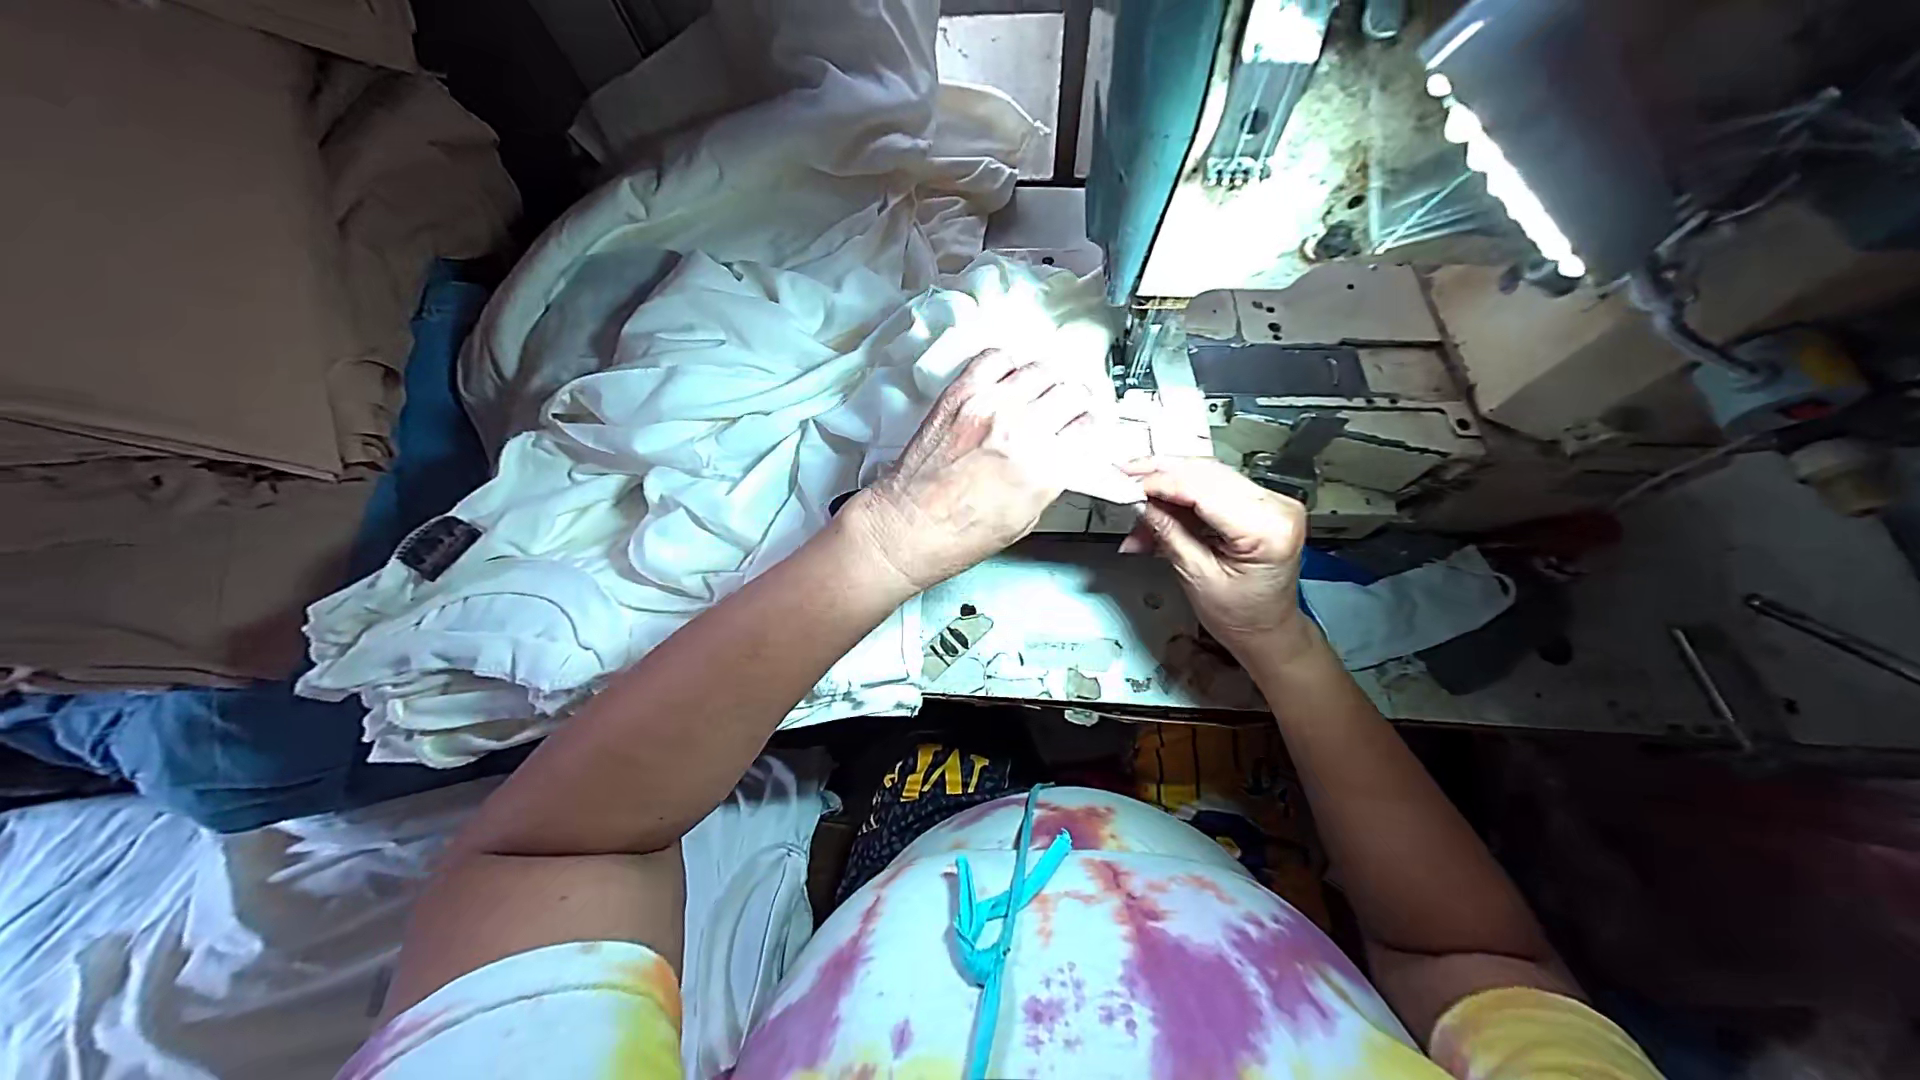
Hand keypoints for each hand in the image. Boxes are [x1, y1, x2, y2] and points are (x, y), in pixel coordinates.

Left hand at [842, 349, 1098, 591]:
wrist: (909, 527)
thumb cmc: (958, 535)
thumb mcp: (1026, 518)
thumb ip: (1051, 479)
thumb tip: (1064, 455)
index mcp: (1044, 469)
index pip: (1089, 427)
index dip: (1092, 428)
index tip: (1087, 428)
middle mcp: (1021, 430)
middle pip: (1071, 392)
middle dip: (1077, 402)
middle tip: (1071, 408)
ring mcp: (989, 407)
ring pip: (1041, 368)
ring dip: (1048, 380)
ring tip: (1042, 392)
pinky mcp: (960, 395)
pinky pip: (996, 358)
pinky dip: (1009, 364)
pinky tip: (1008, 379)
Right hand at [1118, 456, 1313, 659]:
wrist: (1267, 629)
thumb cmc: (1241, 615)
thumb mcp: (1197, 576)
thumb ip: (1168, 532)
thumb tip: (1140, 502)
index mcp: (1268, 528)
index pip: (1204, 490)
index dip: (1161, 483)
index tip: (1127, 483)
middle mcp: (1277, 506)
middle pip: (1207, 473)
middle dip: (1160, 475)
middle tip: (1124, 476)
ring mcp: (1271, 500)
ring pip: (1208, 473)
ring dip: (1167, 483)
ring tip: (1135, 496)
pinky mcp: (1260, 501)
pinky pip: (1214, 485)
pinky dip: (1181, 493)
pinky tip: (1156, 503)